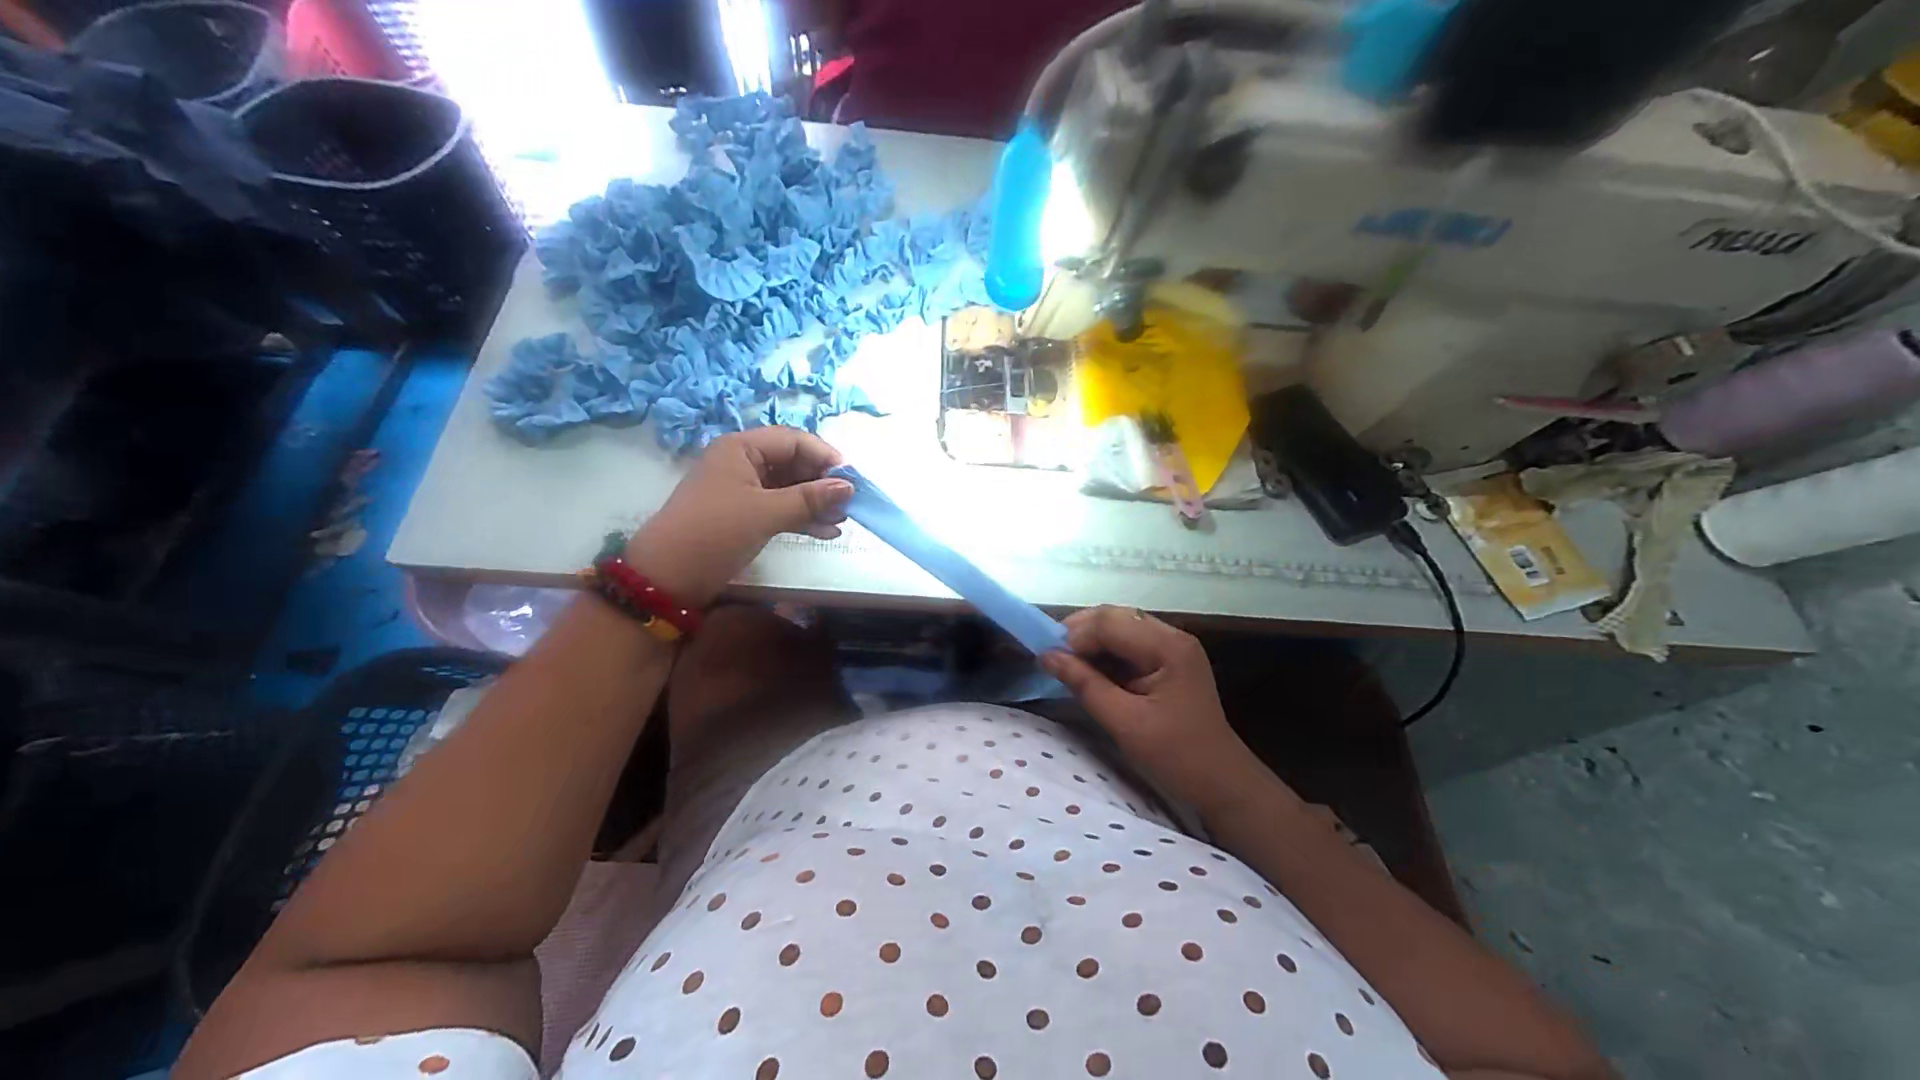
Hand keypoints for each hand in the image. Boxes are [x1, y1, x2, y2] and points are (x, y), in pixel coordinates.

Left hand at [626, 427, 851, 605]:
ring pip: (788, 488)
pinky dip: (801, 518)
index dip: (824, 456)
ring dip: (815, 503)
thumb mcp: (766, 513)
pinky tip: (825, 532)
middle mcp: (741, 462)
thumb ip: (810, 498)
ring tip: (840, 521)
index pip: (793, 440)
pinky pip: (779, 508)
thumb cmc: (715, 533)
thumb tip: (848, 487)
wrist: (667, 577)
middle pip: (792, 463)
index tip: (851, 479)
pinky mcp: (742, 515)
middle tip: (848, 504)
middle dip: (822, 483)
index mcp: (741, 448)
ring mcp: (741, 489)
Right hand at [1040, 606, 1263, 813]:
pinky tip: (1088, 670)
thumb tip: (1046, 656)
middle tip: (1051, 657)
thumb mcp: (1125, 723)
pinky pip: (1129, 644)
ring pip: (1120, 627)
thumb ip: (1084, 685)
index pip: (1110, 622)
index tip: (1047, 658)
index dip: (1074, 635)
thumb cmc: (1176, 756)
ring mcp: (1173, 647)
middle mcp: (1172, 637)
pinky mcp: (1169, 661)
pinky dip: (1105, 653)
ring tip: (1065, 663)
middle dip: (1080, 633)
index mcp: (1168, 647)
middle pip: (1115, 617)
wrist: (1222, 783)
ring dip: (1090, 641)